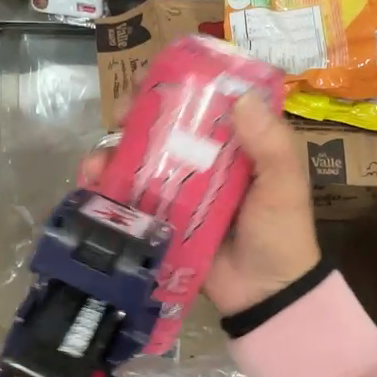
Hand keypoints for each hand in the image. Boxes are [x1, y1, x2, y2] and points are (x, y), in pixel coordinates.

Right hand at [80, 95, 320, 316]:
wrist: (266, 295)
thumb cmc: (281, 232)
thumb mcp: (285, 183)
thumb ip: (270, 143)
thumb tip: (241, 98)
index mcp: (230, 143)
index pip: (197, 102)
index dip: (170, 87)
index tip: (149, 81)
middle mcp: (198, 161)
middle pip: (156, 127)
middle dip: (130, 117)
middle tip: (118, 118)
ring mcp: (173, 191)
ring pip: (133, 160)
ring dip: (108, 154)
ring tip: (96, 163)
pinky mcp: (155, 220)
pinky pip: (125, 199)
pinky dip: (103, 189)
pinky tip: (91, 186)